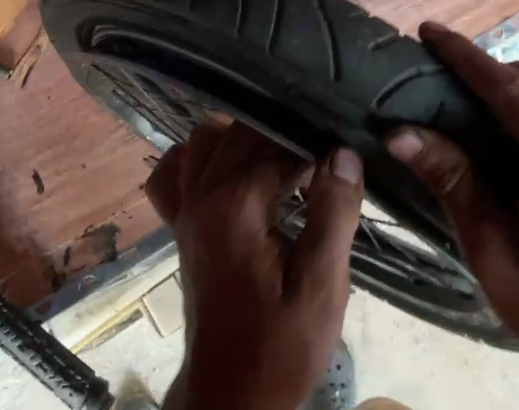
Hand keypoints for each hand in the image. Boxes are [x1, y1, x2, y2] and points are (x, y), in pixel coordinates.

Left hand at [149, 121, 363, 409]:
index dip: (313, 147)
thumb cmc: (281, 344)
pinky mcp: (178, 224)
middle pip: (241, 135)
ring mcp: (183, 207)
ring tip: (284, 162)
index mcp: (234, 204)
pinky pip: (174, 173)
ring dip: (243, 140)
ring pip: (205, 141)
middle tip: (322, 160)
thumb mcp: (320, 285)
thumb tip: (344, 152)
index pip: (277, 145)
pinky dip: (197, 160)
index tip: (341, 157)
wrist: (233, 393)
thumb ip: (332, 213)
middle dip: (282, 137)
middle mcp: (200, 194)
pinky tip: (228, 169)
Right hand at [386, 23, 518, 409]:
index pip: (514, 91)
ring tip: (457, 99)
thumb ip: (454, 184)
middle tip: (431, 70)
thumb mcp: (497, 255)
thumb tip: (400, 132)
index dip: (466, 58)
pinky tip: (498, 133)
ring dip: (506, 89)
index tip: (427, 31)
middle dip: (483, 69)